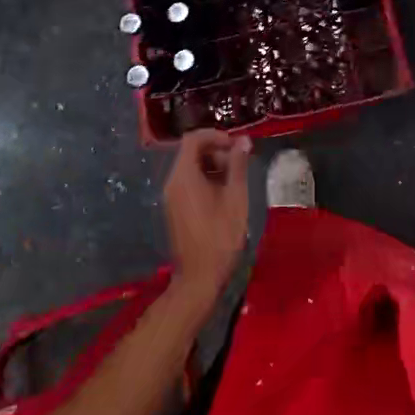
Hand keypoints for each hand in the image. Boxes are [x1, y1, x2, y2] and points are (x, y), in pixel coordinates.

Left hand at [163, 129, 251, 302]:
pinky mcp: (175, 208)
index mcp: (183, 176)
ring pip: (192, 167)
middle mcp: (172, 182)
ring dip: (214, 166)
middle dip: (217, 152)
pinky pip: (189, 183)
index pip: (193, 139)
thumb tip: (243, 141)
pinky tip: (226, 195)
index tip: (236, 145)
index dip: (216, 136)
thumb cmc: (220, 237)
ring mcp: (172, 196)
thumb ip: (238, 166)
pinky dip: (207, 180)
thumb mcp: (235, 197)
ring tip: (236, 182)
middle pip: (192, 152)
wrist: (199, 278)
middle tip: (241, 165)